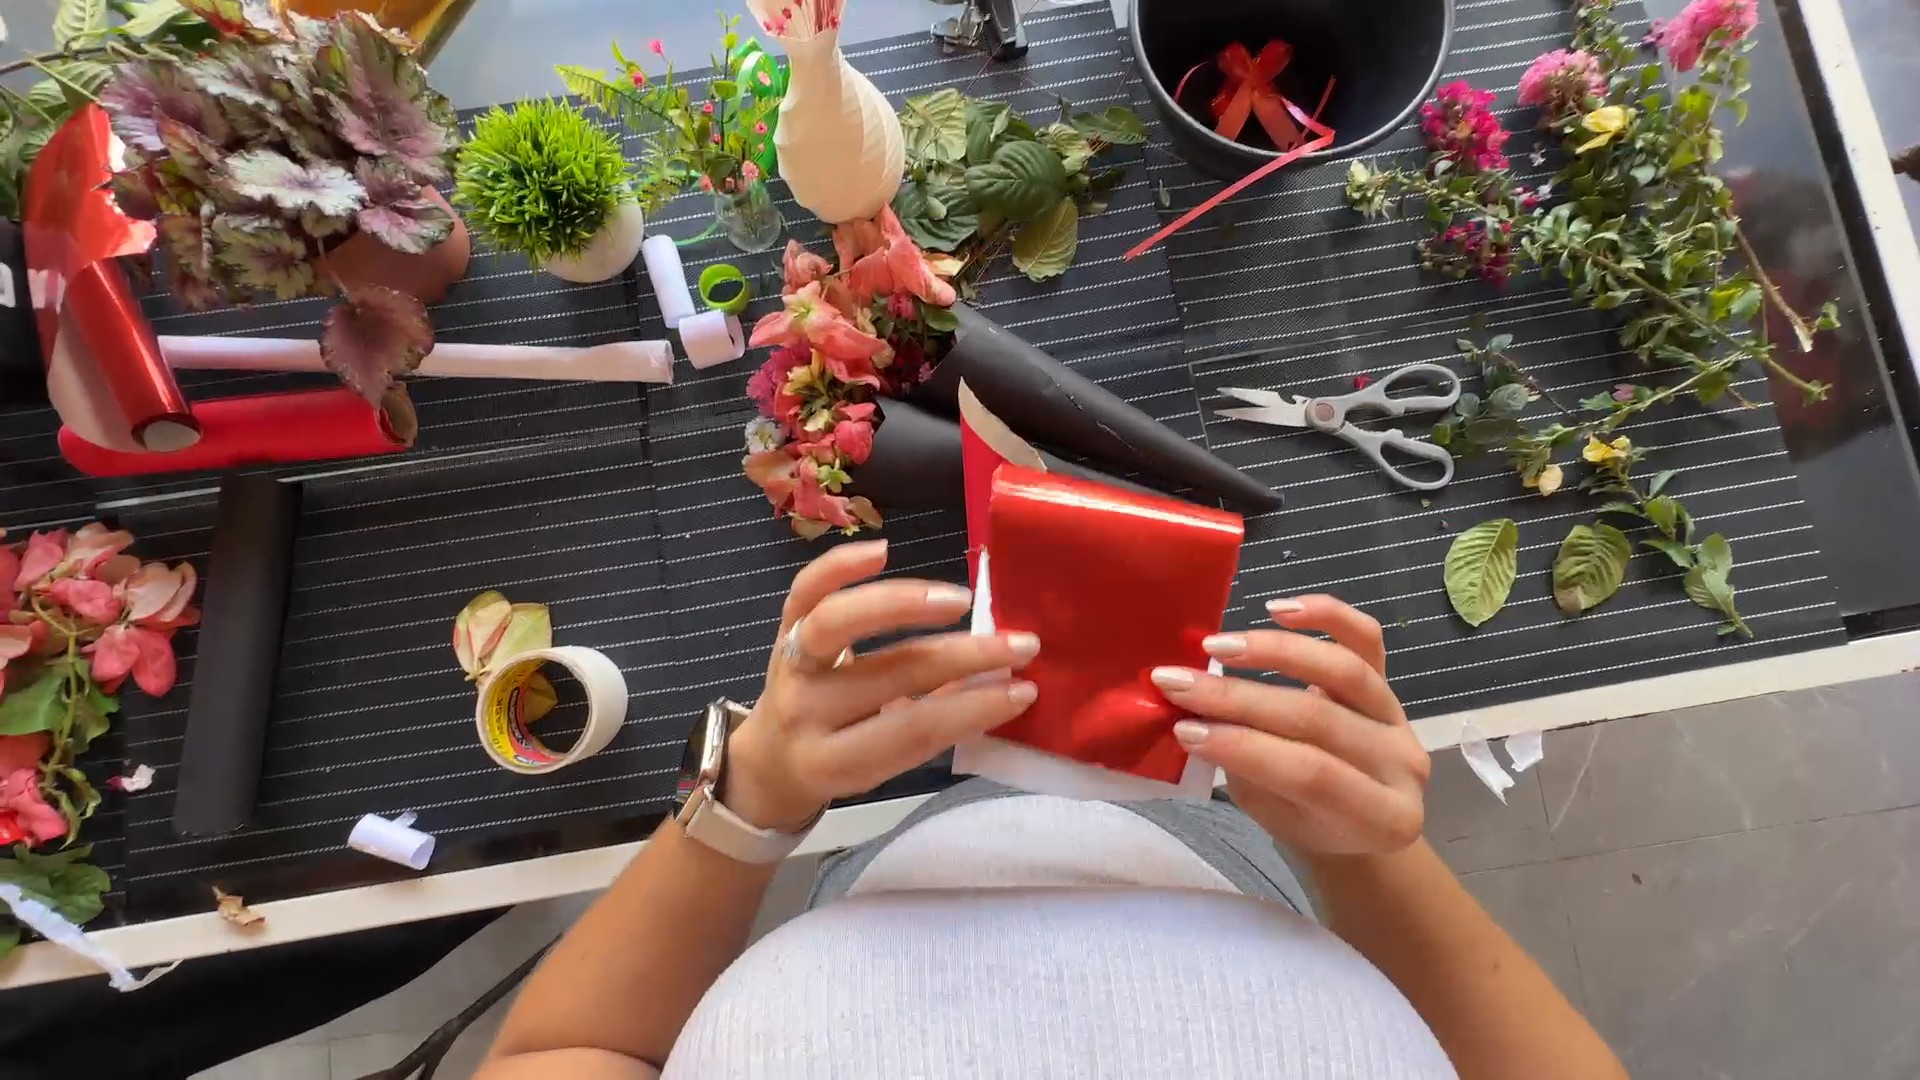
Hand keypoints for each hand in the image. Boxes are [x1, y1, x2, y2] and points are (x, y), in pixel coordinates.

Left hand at [723, 539, 1041, 831]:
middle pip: (889, 673)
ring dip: (906, 605)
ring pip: (840, 622)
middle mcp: (804, 712)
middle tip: (1017, 644)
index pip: (911, 731)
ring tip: (961, 600)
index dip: (971, 710)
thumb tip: (998, 682)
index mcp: (832, 762)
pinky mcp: (780, 629)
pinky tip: (883, 549)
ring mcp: (788, 665)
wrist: (769, 760)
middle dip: (962, 656)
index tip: (1023, 689)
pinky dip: (840, 566)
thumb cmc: (839, 762)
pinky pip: (804, 590)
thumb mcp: (878, 766)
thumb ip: (929, 725)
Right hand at [1148, 596, 1429, 856]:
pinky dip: (1326, 615)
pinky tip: (1277, 608)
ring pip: (1342, 670)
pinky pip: (1366, 638)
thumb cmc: (1306, 821)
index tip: (1183, 729)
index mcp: (1381, 819)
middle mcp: (1404, 765)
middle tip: (1177, 682)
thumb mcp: (1271, 812)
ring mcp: (1400, 718)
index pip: (1310, 775)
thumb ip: (1244, 766)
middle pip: (1316, 719)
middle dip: (1237, 697)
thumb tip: (1192, 716)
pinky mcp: (1391, 680)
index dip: (1244, 747)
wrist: (1356, 818)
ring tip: (1216, 646)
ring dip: (1271, 652)